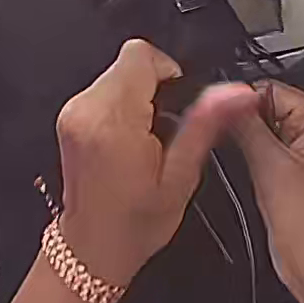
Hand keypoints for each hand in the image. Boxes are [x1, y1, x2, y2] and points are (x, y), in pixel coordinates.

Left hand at [55, 39, 259, 286]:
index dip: (168, 71)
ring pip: (118, 74)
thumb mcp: (181, 175)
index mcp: (113, 121)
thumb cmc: (134, 223)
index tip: (175, 103)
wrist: (93, 248)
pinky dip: (122, 106)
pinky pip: (104, 90)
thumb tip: (234, 94)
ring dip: (138, 96)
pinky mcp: (69, 118)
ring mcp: (73, 113)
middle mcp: (86, 110)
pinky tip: (129, 141)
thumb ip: (205, 125)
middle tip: (161, 128)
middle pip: (129, 62)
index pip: (140, 55)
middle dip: (154, 87)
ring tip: (145, 138)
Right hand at [230, 82, 303, 302]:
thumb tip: (225, 98)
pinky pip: (270, 156)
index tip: (217, 116)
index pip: (272, 89)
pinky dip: (256, 164)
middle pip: (268, 110)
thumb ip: (246, 128)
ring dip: (249, 148)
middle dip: (245, 127)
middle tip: (234, 149)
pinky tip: (254, 180)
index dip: (241, 103)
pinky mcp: (299, 177)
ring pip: (265, 134)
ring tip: (252, 172)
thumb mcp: (273, 170)